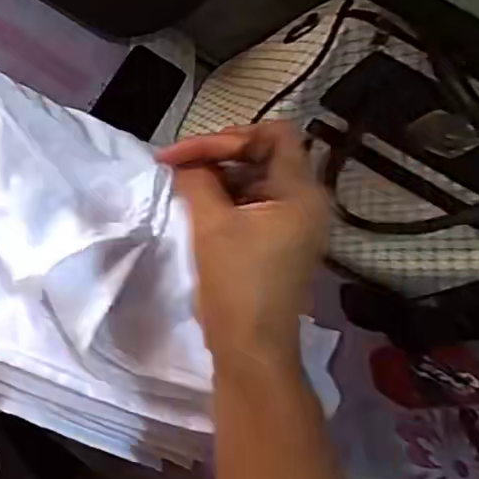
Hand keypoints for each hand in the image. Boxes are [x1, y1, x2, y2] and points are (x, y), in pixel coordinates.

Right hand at [158, 121, 328, 367]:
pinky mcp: (276, 238)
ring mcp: (292, 221)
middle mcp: (305, 201)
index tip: (180, 155)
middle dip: (216, 153)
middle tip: (173, 164)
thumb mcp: (211, 224)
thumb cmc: (236, 281)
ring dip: (216, 174)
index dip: (225, 137)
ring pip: (253, 177)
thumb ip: (198, 181)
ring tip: (179, 182)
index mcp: (300, 193)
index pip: (272, 136)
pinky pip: (250, 201)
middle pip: (263, 154)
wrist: (250, 342)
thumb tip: (185, 162)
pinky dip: (222, 196)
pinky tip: (194, 203)